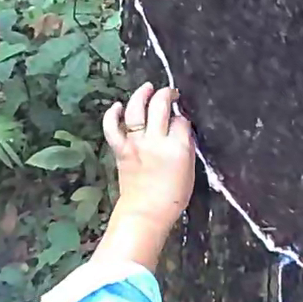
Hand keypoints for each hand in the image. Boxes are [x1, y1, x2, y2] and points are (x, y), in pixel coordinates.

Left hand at [97, 82, 194, 269]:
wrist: (146, 213)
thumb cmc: (172, 196)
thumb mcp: (190, 170)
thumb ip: (186, 147)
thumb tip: (181, 129)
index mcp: (178, 148)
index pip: (181, 120)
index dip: (183, 117)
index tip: (182, 121)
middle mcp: (156, 141)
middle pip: (160, 106)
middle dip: (167, 95)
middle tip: (171, 93)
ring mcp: (136, 144)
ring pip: (136, 110)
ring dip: (142, 94)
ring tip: (148, 87)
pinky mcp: (121, 150)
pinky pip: (113, 128)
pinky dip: (112, 114)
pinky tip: (118, 106)